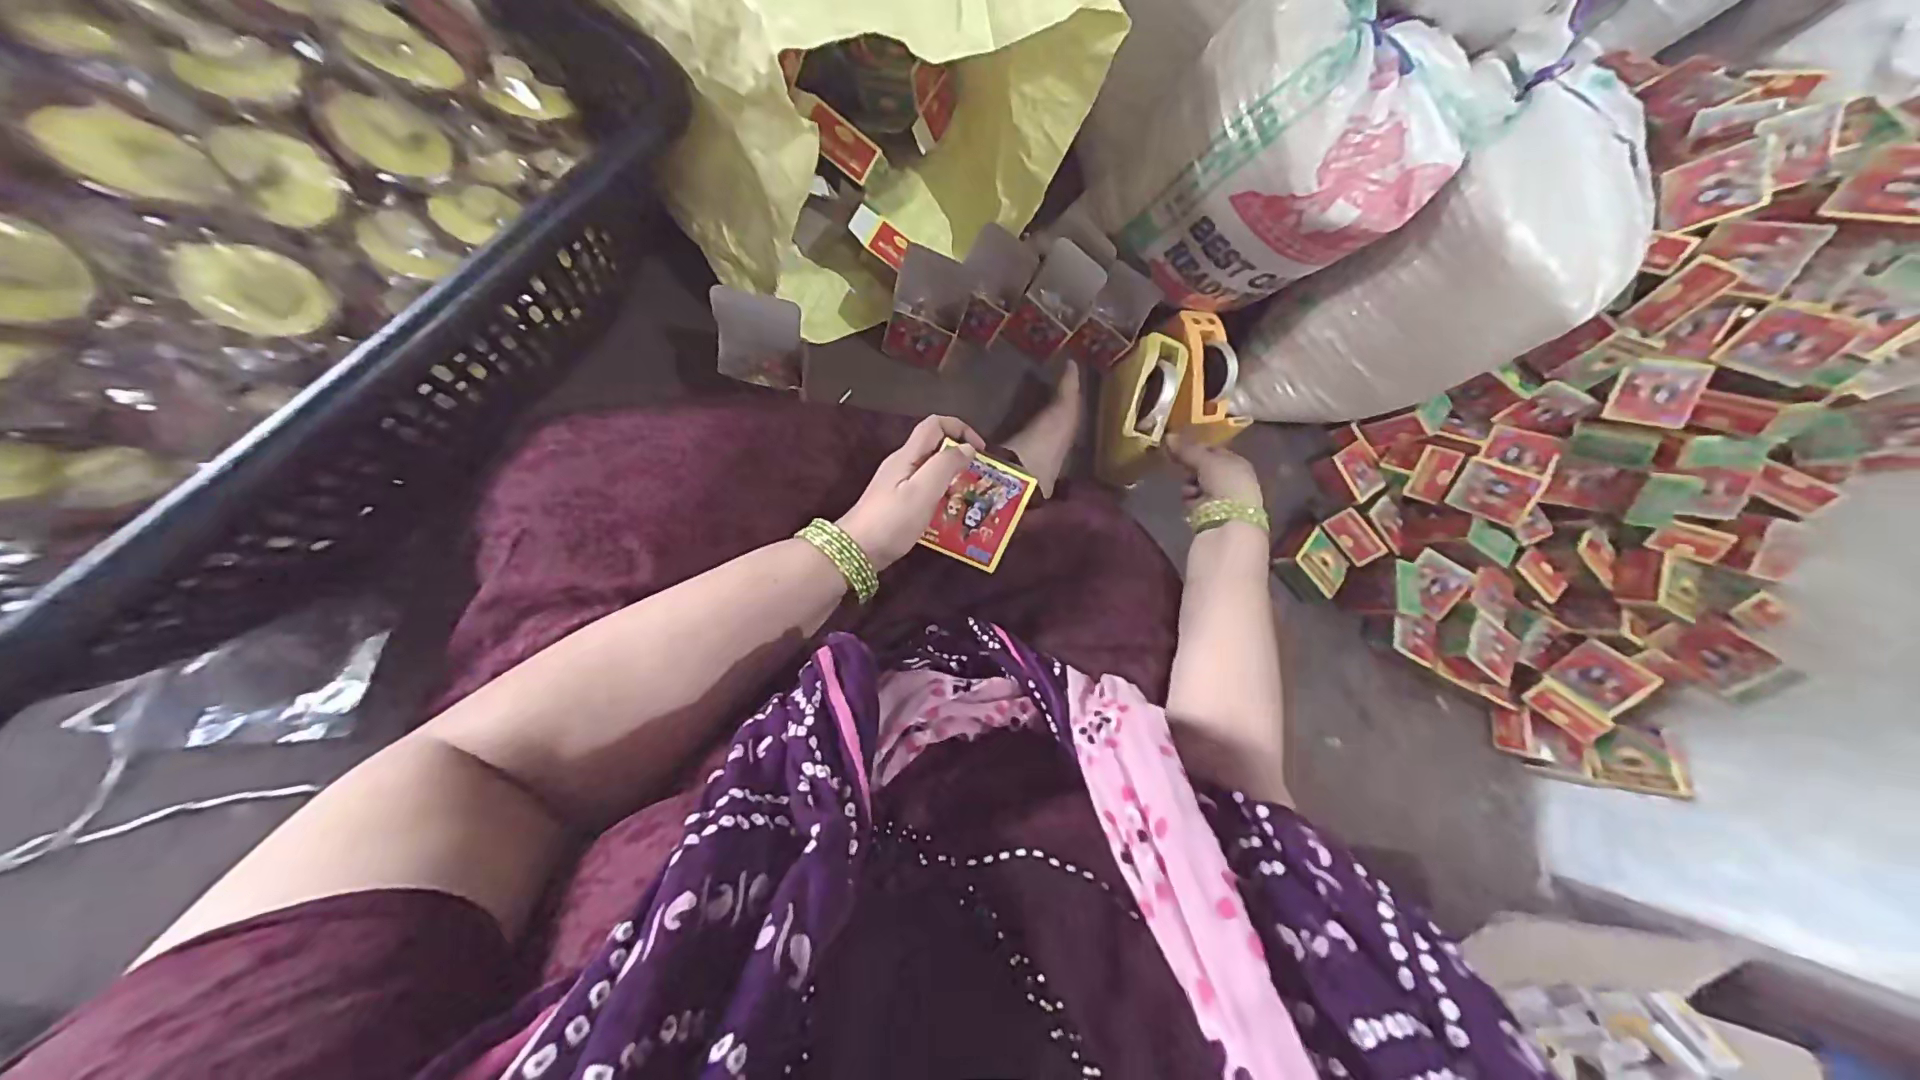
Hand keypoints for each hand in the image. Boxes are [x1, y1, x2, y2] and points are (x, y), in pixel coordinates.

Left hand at [837, 415, 985, 569]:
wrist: (856, 551)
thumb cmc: (892, 520)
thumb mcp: (923, 491)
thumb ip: (946, 465)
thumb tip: (967, 448)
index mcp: (907, 455)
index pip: (935, 424)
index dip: (961, 429)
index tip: (980, 450)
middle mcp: (901, 464)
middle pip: (934, 446)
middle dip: (959, 455)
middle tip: (978, 478)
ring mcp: (896, 483)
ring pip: (930, 468)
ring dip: (951, 476)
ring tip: (967, 496)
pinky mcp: (895, 501)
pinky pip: (923, 487)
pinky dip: (940, 493)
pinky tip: (947, 512)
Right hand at [1164, 434, 1263, 509]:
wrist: (1230, 518)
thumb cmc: (1224, 482)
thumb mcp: (1206, 460)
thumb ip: (1187, 449)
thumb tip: (1168, 435)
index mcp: (1236, 462)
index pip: (1213, 451)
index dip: (1196, 449)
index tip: (1179, 448)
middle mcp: (1230, 478)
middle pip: (1203, 468)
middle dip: (1191, 469)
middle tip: (1181, 467)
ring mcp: (1221, 496)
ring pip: (1196, 484)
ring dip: (1189, 485)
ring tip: (1189, 489)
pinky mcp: (1210, 511)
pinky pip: (1194, 500)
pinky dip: (1190, 499)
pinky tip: (1191, 501)